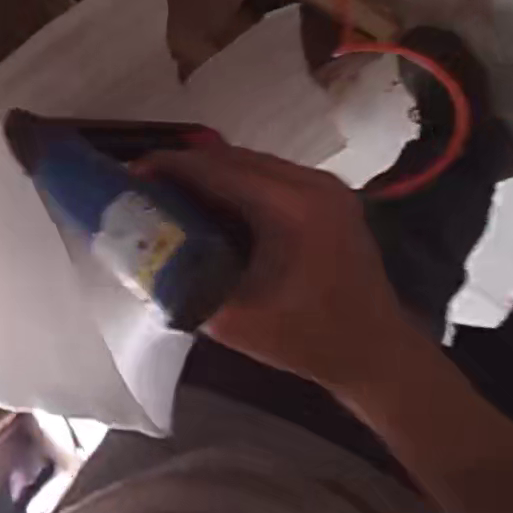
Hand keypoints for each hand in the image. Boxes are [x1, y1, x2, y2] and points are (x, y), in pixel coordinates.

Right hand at [138, 145, 422, 388]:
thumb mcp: (235, 321)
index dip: (170, 165)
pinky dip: (234, 179)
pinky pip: (268, 172)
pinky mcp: (328, 194)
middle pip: (231, 157)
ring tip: (173, 187)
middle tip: (147, 180)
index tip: (133, 170)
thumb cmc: (308, 341)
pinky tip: (214, 199)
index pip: (216, 170)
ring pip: (249, 160)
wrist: (379, 355)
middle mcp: (310, 184)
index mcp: (290, 209)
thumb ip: (185, 284)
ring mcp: (324, 185)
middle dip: (185, 164)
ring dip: (209, 170)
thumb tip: (144, 254)